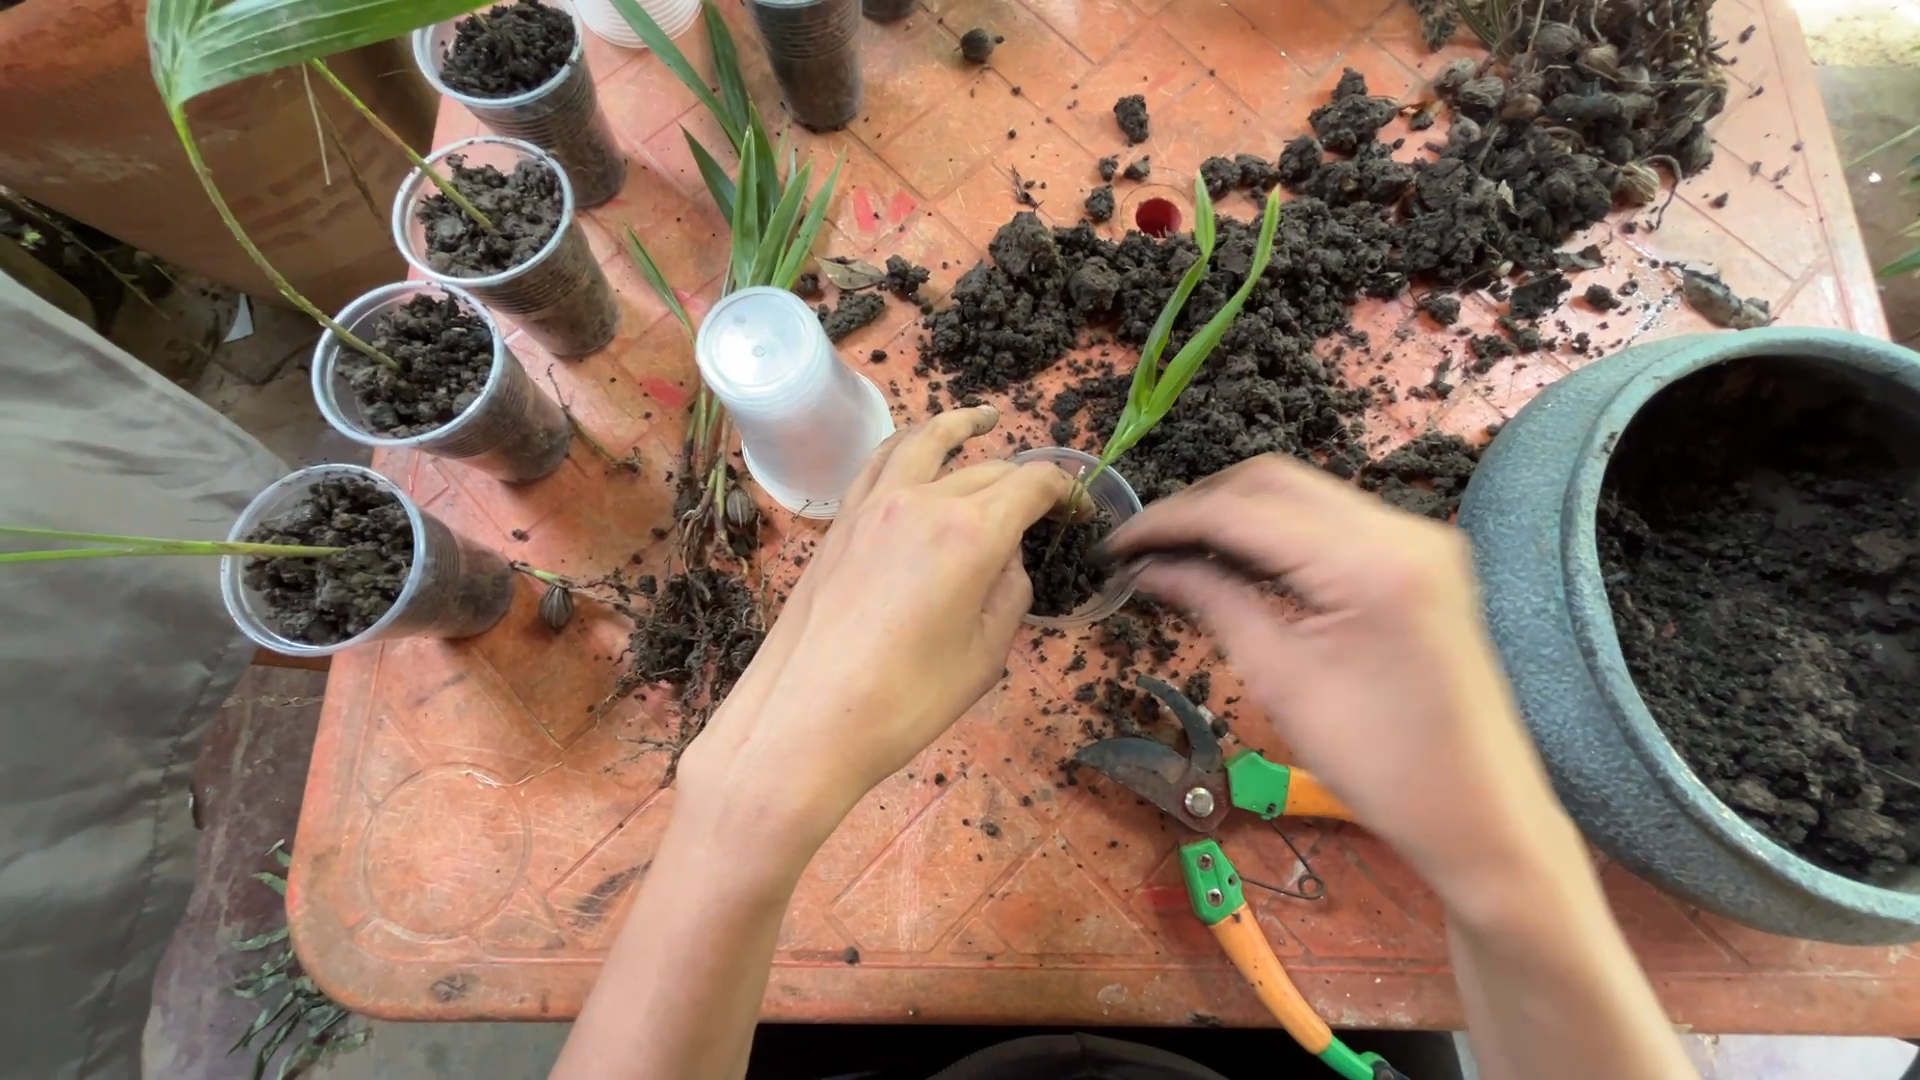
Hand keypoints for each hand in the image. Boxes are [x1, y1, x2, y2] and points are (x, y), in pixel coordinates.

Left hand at [678, 406, 1072, 844]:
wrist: (805, 719)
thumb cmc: (906, 700)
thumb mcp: (986, 655)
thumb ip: (1009, 592)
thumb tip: (1006, 558)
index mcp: (971, 533)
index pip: (1033, 485)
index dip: (1067, 491)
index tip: (1080, 508)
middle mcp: (923, 500)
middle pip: (988, 468)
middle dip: (1025, 480)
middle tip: (1042, 503)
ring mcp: (874, 503)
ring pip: (926, 441)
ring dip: (961, 426)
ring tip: (985, 419)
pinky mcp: (842, 519)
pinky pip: (880, 461)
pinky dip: (909, 444)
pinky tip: (914, 449)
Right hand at [1101, 454, 1578, 905]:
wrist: (1480, 814)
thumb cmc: (1377, 763)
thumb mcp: (1277, 678)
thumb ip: (1210, 600)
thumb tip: (1147, 567)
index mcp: (1368, 562)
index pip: (1241, 512)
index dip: (1168, 521)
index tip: (1116, 543)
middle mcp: (1399, 528)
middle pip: (1271, 482)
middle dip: (1198, 506)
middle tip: (1146, 546)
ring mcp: (1414, 537)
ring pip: (1296, 493)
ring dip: (1232, 515)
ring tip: (1178, 552)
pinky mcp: (1414, 556)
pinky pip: (1324, 520)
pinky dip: (1270, 532)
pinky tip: (1233, 559)